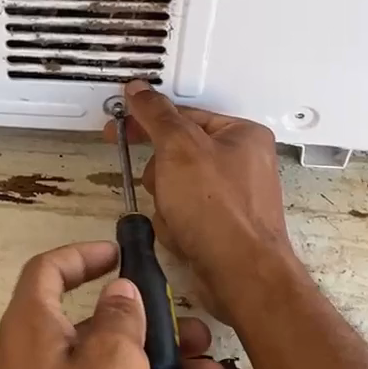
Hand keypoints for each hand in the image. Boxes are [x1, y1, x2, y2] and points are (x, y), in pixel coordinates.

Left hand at [0, 242, 227, 368]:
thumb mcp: (112, 364)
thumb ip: (121, 320)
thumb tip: (120, 293)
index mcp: (33, 330)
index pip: (48, 271)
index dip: (83, 254)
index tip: (120, 251)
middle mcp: (43, 362)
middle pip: (97, 322)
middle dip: (147, 318)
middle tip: (189, 318)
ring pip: (119, 368)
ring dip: (166, 362)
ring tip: (211, 360)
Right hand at [106, 81, 293, 321]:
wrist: (240, 276)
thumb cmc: (220, 212)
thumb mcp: (178, 148)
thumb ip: (156, 115)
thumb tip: (139, 92)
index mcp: (242, 135)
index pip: (183, 114)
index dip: (149, 120)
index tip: (124, 124)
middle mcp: (243, 163)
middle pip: (176, 152)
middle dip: (161, 173)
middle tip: (161, 183)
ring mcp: (233, 196)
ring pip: (174, 185)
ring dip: (165, 201)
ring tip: (177, 212)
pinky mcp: (222, 226)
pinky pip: (182, 213)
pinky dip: (174, 222)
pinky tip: (183, 232)